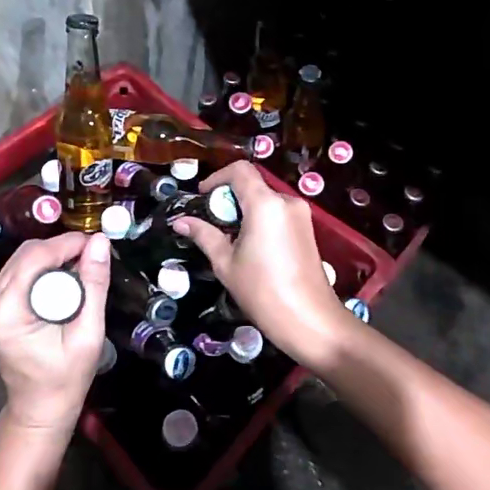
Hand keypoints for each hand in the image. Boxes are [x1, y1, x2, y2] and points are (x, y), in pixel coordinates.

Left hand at [0, 230, 111, 432]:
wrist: (41, 407)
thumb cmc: (66, 377)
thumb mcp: (88, 333)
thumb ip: (94, 285)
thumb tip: (100, 243)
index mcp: (5, 314)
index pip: (33, 259)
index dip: (66, 244)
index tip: (96, 242)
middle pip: (24, 256)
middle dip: (60, 248)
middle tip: (93, 254)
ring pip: (20, 262)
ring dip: (52, 258)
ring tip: (83, 265)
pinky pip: (18, 275)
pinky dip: (43, 270)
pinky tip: (64, 278)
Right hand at [173, 162, 353, 362]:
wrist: (308, 318)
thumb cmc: (262, 291)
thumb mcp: (226, 263)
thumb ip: (204, 236)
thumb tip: (181, 222)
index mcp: (266, 204)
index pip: (240, 170)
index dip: (217, 178)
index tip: (203, 197)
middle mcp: (287, 201)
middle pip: (254, 185)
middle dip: (230, 198)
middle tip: (213, 224)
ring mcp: (302, 215)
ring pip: (267, 200)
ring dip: (246, 211)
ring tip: (230, 240)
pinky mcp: (308, 230)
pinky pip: (279, 214)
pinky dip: (262, 220)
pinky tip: (252, 247)